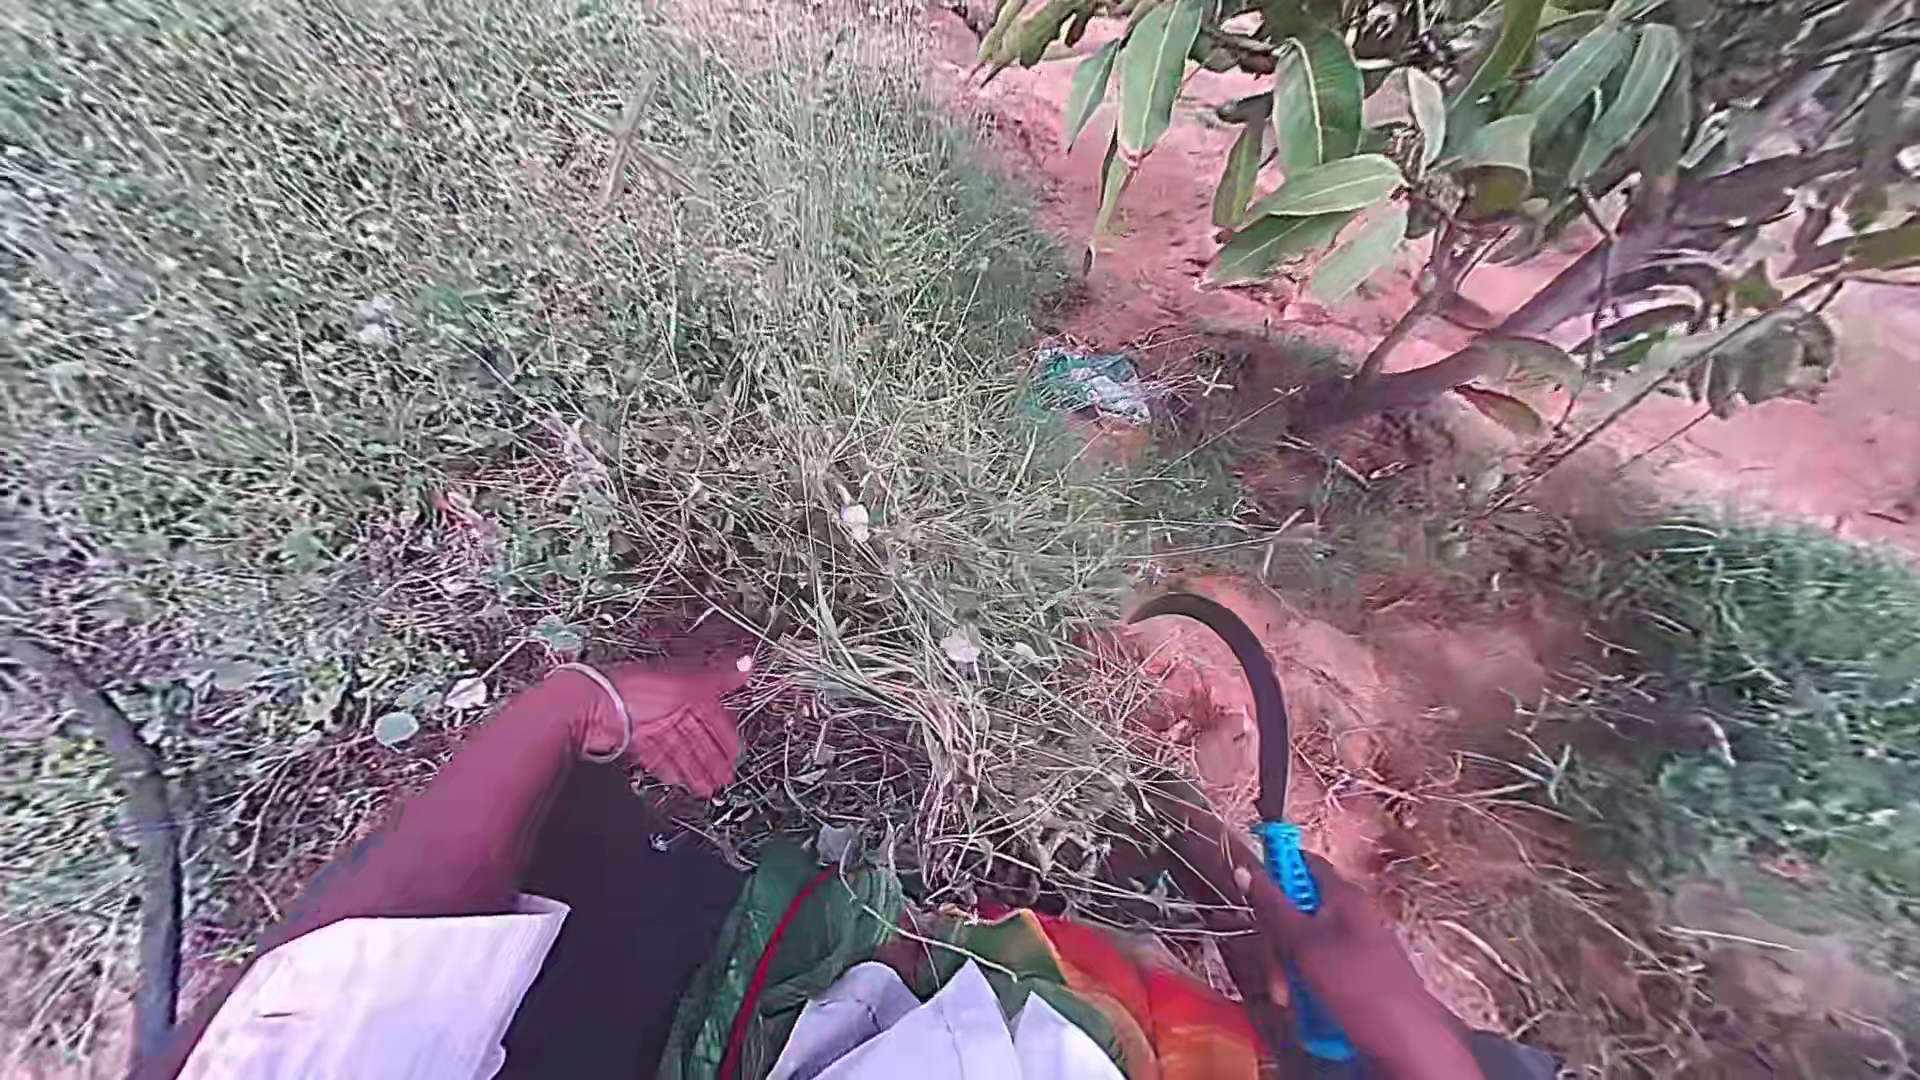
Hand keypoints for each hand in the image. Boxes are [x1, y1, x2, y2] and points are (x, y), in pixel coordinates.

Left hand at [560, 661, 748, 796]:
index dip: (725, 736)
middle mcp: (672, 705)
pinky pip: (661, 758)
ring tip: (708, 787)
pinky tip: (680, 780)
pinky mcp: (636, 740)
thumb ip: (720, 679)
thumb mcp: (687, 684)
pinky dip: (673, 769)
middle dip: (713, 759)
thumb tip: (746, 666)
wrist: (592, 706)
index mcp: (687, 689)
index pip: (714, 716)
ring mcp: (654, 723)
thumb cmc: (637, 689)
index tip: (735, 753)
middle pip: (698, 736)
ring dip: (696, 770)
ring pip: (681, 750)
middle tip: (725, 777)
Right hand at [1234, 854, 1482, 1079]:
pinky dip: (1309, 978)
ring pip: (1307, 938)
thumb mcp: (1302, 943)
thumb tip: (1244, 867)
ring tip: (1288, 996)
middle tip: (1273, 966)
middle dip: (1277, 936)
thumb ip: (1271, 904)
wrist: (1417, 1055)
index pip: (1301, 859)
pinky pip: (1324, 962)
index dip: (1274, 867)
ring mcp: (1361, 944)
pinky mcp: (1364, 973)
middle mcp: (1353, 913)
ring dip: (1289, 964)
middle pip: (1299, 905)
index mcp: (1343, 895)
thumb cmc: (1359, 989)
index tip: (1254, 888)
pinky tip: (1307, 1004)